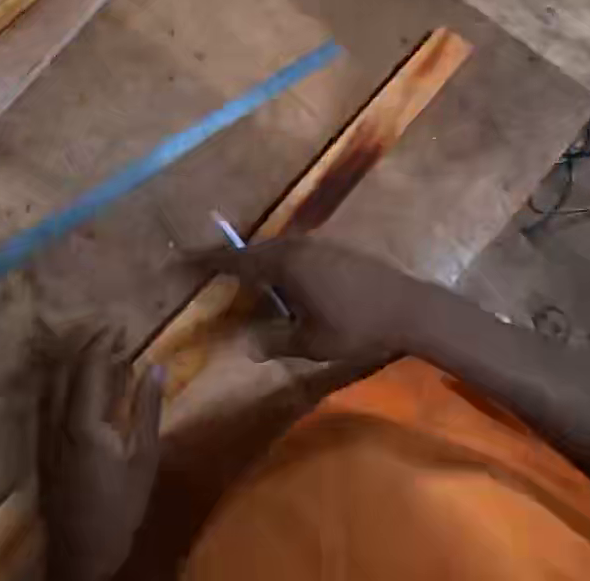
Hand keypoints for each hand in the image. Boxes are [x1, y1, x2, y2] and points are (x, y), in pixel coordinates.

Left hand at [36, 327, 162, 580]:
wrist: (81, 559)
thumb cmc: (120, 508)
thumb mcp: (143, 458)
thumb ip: (148, 409)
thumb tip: (156, 365)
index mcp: (83, 426)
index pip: (88, 369)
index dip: (103, 342)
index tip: (121, 325)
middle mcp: (57, 428)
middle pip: (63, 373)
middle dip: (85, 346)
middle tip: (110, 332)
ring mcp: (45, 441)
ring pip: (50, 388)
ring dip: (71, 362)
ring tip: (96, 350)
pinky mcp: (42, 454)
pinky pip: (47, 405)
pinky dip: (63, 383)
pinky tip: (79, 384)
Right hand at [196, 237, 460, 361]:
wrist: (408, 306)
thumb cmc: (356, 325)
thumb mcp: (310, 341)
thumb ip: (275, 341)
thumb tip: (247, 344)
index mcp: (288, 263)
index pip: (239, 260)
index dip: (208, 260)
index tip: (180, 259)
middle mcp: (302, 246)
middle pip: (258, 250)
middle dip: (234, 262)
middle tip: (210, 274)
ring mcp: (323, 244)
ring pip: (280, 250)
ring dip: (261, 263)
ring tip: (245, 282)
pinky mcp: (339, 249)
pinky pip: (299, 252)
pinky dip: (283, 265)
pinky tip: (286, 284)